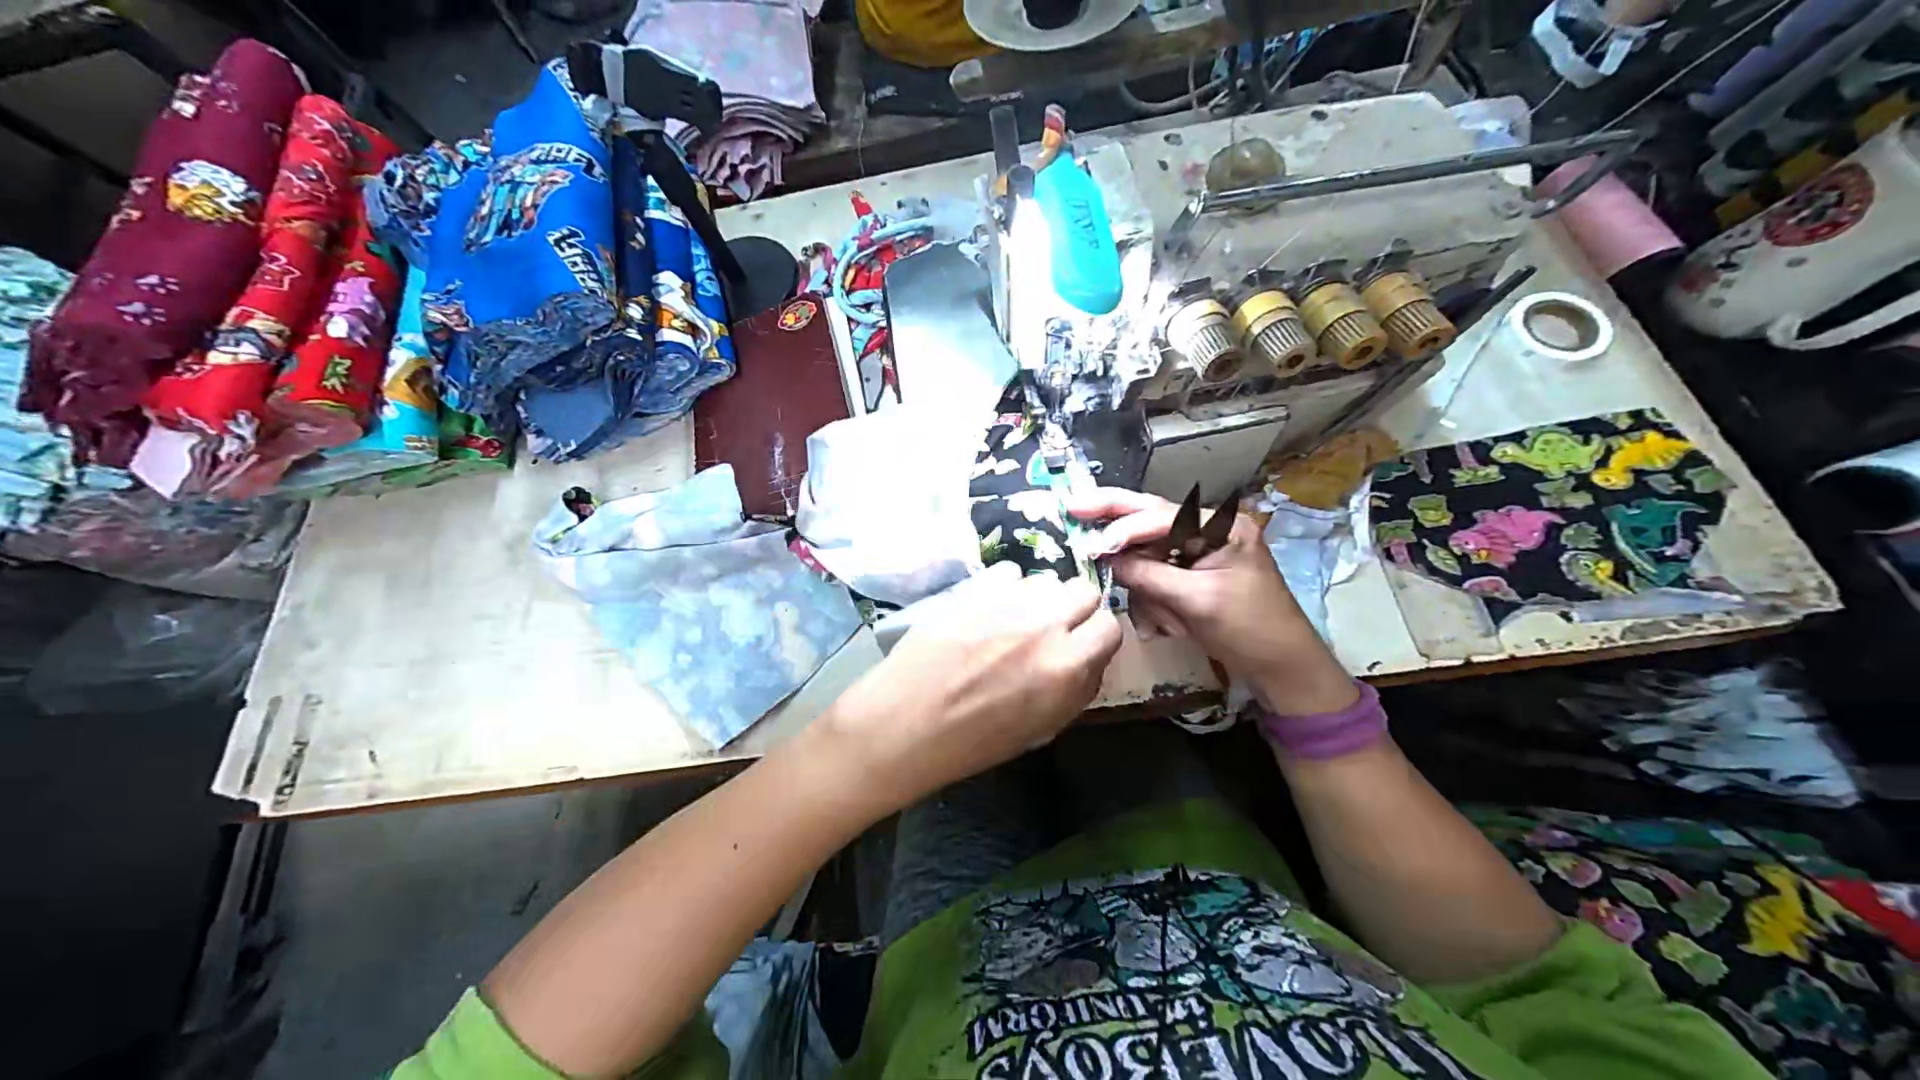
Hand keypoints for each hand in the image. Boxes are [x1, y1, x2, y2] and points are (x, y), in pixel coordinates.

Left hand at [818, 565, 1123, 806]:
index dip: (1097, 636)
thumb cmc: (974, 742)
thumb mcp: (1042, 728)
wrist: (905, 725)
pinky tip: (989, 611)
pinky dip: (1007, 587)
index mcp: (1067, 667)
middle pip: (1083, 591)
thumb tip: (1090, 660)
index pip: (1110, 626)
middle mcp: (1044, 626)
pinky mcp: (975, 590)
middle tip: (1053, 629)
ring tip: (1015, 622)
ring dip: (1040, 598)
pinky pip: (1009, 572)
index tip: (1082, 644)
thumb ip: (1076, 688)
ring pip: (1045, 580)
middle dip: (1074, 609)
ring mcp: (1007, 603)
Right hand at [1066, 488, 1356, 715]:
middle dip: (1115, 518)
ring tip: (1170, 621)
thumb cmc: (1250, 629)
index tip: (1094, 545)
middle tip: (1075, 506)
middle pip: (1151, 516)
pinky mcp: (1193, 575)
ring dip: (1146, 586)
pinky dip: (1155, 599)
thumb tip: (1107, 557)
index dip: (1123, 528)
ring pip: (1149, 553)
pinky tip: (1172, 625)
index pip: (1160, 516)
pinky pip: (1158, 576)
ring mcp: (1200, 553)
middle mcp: (1208, 530)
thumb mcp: (1196, 600)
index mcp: (1220, 527)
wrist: (1285, 667)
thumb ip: (1148, 574)